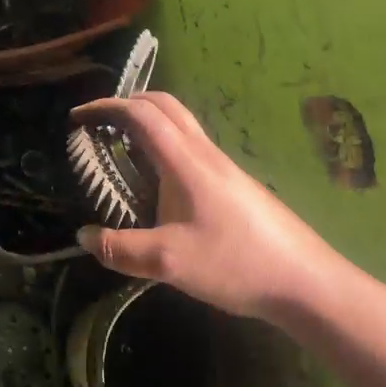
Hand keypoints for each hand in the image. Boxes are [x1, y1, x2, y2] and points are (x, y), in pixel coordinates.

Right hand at [72, 93, 349, 320]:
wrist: (309, 284)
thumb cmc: (236, 263)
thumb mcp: (169, 262)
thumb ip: (120, 248)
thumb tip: (83, 236)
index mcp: (186, 162)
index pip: (141, 114)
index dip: (105, 107)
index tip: (76, 117)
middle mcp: (205, 154)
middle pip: (165, 105)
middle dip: (127, 102)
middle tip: (98, 121)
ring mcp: (225, 168)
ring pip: (181, 124)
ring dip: (148, 121)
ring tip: (121, 146)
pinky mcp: (236, 185)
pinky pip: (192, 146)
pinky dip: (164, 143)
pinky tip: (157, 180)